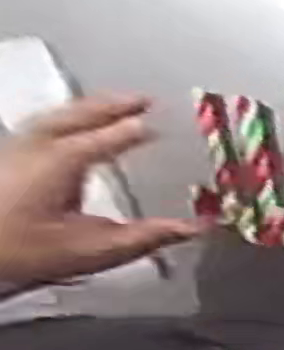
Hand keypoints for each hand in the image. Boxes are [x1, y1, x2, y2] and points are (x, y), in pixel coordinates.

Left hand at [0, 94, 199, 284]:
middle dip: (104, 107)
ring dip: (86, 112)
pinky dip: (68, 125)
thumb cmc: (26, 251)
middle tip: (143, 98)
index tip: (157, 123)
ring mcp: (11, 157)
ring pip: (49, 122)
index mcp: (51, 169)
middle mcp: (27, 154)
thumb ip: (149, 235)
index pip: (94, 143)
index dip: (125, 133)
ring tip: (119, 108)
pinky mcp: (6, 165)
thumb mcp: (97, 249)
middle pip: (65, 120)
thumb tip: (198, 226)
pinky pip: (41, 134)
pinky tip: (84, 131)